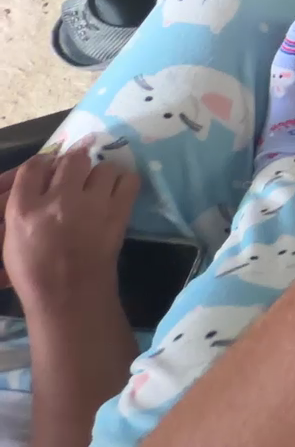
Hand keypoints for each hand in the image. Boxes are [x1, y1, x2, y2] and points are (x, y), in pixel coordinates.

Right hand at [3, 144, 138, 308]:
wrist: (68, 285)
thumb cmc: (33, 266)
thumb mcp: (12, 236)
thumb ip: (25, 207)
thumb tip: (43, 183)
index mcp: (24, 209)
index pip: (34, 168)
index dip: (44, 162)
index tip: (51, 164)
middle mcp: (59, 200)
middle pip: (74, 160)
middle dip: (76, 161)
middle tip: (77, 169)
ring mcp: (93, 202)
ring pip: (104, 167)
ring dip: (101, 174)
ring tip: (97, 186)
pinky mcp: (120, 207)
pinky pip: (129, 179)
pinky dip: (124, 181)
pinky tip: (116, 191)